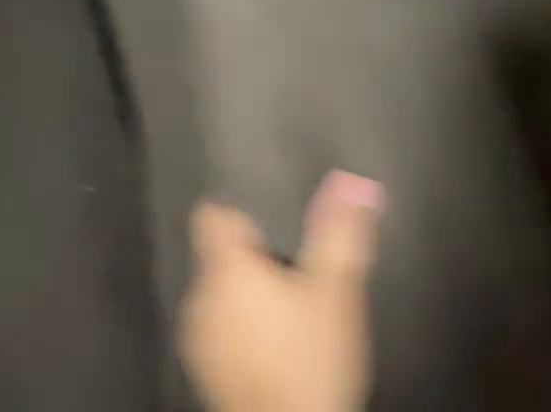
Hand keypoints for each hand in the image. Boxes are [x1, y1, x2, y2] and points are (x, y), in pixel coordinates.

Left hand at [182, 171, 385, 411]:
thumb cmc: (312, 358)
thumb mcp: (338, 288)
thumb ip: (342, 230)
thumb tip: (352, 180)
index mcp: (229, 269)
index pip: (214, 215)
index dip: (239, 210)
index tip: (267, 222)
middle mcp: (203, 296)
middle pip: (223, 255)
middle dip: (254, 258)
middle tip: (296, 273)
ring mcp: (198, 337)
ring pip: (222, 293)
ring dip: (247, 294)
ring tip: (290, 310)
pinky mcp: (205, 370)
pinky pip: (221, 327)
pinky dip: (241, 326)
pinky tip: (276, 344)